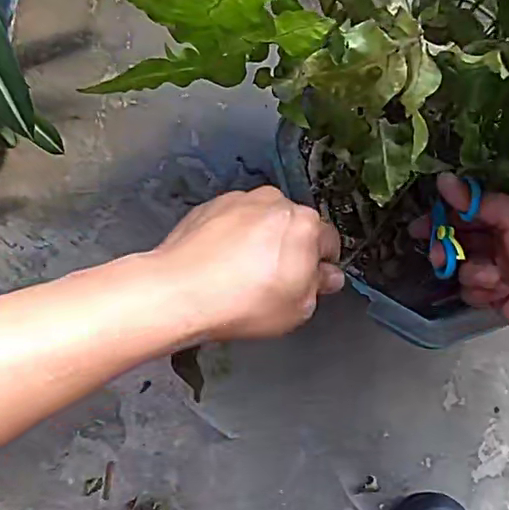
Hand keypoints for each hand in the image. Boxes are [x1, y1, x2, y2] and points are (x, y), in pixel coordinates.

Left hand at [151, 186, 344, 340]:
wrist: (180, 291)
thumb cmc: (242, 302)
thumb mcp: (297, 309)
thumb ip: (318, 286)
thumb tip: (326, 275)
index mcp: (305, 223)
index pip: (328, 241)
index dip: (321, 264)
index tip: (311, 280)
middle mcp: (274, 202)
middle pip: (293, 225)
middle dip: (289, 248)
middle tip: (273, 280)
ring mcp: (239, 200)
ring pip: (261, 219)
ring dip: (259, 238)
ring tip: (241, 273)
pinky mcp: (209, 206)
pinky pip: (231, 219)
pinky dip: (231, 235)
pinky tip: (220, 262)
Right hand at [410, 173, 508, 346]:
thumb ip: (479, 201)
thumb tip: (445, 180)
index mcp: (508, 217)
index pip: (466, 210)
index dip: (442, 216)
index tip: (422, 224)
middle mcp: (500, 240)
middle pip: (456, 239)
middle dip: (446, 247)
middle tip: (440, 254)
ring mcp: (496, 268)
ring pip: (460, 266)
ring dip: (472, 272)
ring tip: (493, 277)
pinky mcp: (494, 294)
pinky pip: (469, 290)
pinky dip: (481, 291)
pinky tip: (501, 292)